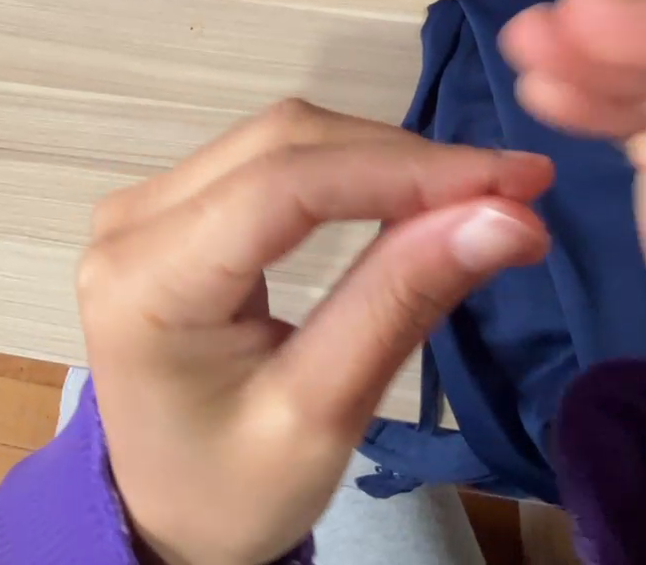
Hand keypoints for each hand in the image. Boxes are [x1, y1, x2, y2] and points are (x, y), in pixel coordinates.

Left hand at [79, 100, 553, 564]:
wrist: (156, 504)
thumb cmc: (229, 488)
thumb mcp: (319, 417)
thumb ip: (398, 304)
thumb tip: (505, 218)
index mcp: (144, 282)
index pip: (279, 188)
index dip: (401, 170)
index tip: (517, 179)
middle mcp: (128, 222)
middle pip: (275, 145)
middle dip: (397, 157)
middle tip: (507, 190)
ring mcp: (139, 206)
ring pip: (272, 141)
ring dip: (373, 157)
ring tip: (467, 193)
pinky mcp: (162, 207)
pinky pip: (258, 160)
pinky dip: (337, 168)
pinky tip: (396, 190)